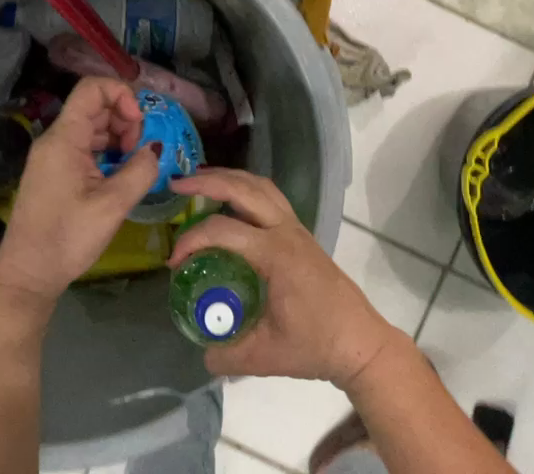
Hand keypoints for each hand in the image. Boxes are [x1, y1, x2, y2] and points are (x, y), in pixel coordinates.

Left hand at [0, 78, 161, 299]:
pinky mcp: (56, 173)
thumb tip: (155, 151)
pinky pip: (85, 146)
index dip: (121, 95)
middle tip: (140, 150)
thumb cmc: (67, 239)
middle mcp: (55, 140)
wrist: (27, 276)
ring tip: (133, 164)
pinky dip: (107, 151)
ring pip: (92, 126)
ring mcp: (54, 156)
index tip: (140, 124)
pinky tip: (120, 174)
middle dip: (124, 118)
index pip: (92, 88)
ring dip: (118, 136)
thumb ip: (140, 171)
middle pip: (94, 105)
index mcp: (64, 138)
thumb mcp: (112, 206)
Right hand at [169, 169, 406, 388]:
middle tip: (177, 182)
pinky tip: (228, 200)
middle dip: (207, 180)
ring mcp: (295, 227)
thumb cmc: (315, 345)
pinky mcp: (300, 232)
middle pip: (244, 188)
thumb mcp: (265, 355)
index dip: (191, 241)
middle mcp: (286, 230)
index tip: (174, 264)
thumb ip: (227, 354)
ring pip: (259, 185)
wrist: (359, 342)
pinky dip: (245, 188)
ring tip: (198, 181)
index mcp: (276, 254)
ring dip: (228, 178)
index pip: (223, 231)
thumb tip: (200, 351)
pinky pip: (269, 196)